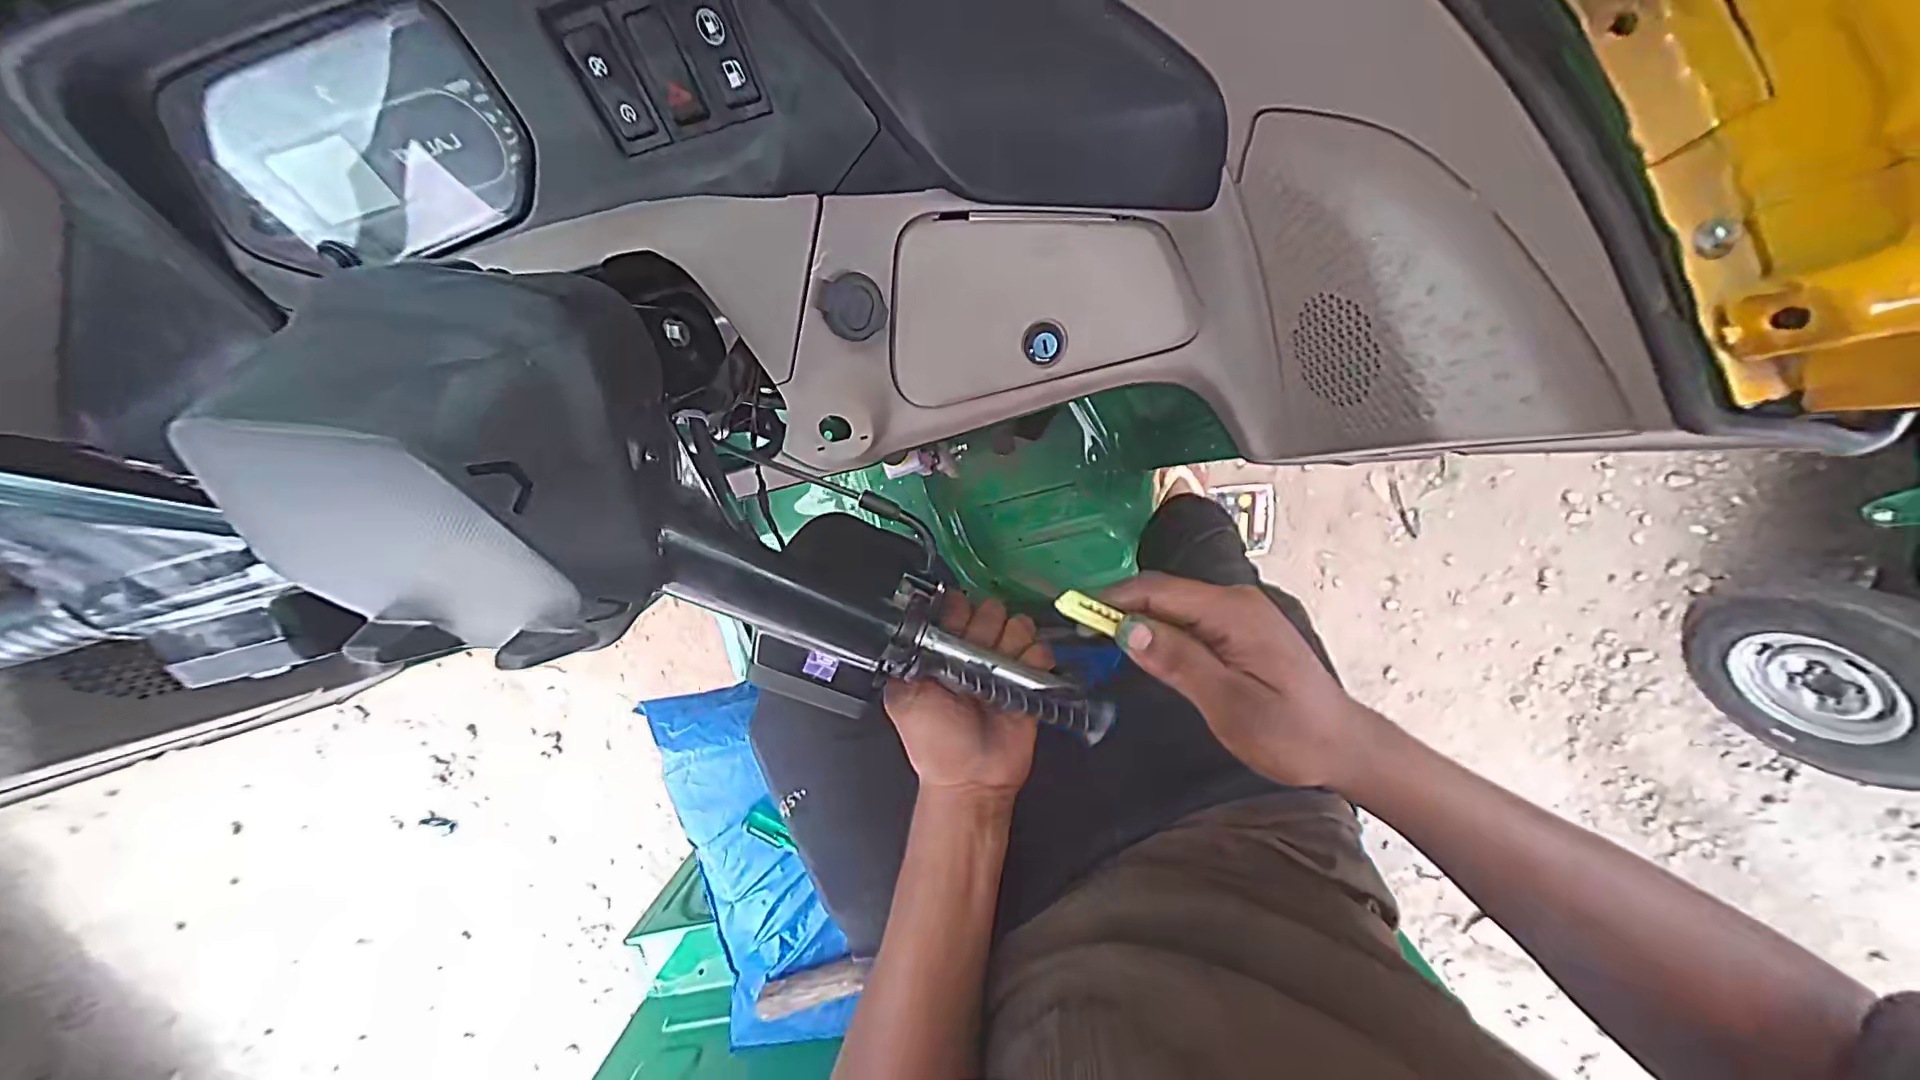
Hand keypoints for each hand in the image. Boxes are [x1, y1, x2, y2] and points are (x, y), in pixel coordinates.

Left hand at [884, 594, 1054, 803]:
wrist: (969, 779)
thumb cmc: (934, 743)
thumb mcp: (903, 699)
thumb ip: (905, 660)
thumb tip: (909, 630)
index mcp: (944, 650)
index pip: (957, 607)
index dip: (958, 611)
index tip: (954, 628)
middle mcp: (976, 651)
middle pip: (992, 611)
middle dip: (985, 626)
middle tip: (974, 655)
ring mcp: (1005, 664)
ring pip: (1019, 625)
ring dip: (1011, 641)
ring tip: (997, 669)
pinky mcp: (1031, 681)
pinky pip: (1041, 653)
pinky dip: (1034, 659)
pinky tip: (1018, 677)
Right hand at [1102, 573, 1388, 790]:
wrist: (1344, 747)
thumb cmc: (1291, 734)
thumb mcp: (1231, 705)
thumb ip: (1180, 662)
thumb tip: (1128, 630)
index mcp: (1233, 613)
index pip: (1158, 591)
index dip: (1111, 599)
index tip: (1075, 615)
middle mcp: (1235, 602)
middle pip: (1163, 592)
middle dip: (1118, 606)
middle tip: (1081, 632)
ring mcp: (1238, 613)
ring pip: (1172, 605)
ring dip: (1136, 618)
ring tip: (1100, 639)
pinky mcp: (1238, 629)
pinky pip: (1187, 619)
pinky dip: (1157, 629)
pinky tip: (1142, 648)